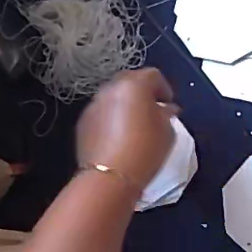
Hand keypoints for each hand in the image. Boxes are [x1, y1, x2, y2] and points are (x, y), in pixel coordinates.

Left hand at [77, 69, 175, 193]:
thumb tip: (164, 108)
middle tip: (152, 109)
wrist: (109, 177)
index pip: (153, 75)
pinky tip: (118, 135)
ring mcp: (94, 104)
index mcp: (134, 85)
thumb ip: (166, 113)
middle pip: (130, 81)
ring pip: (113, 96)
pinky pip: (102, 112)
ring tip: (135, 123)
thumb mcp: (166, 131)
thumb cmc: (144, 151)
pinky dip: (111, 117)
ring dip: (124, 104)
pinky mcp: (83, 121)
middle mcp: (110, 89)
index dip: (164, 88)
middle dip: (142, 92)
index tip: (169, 103)